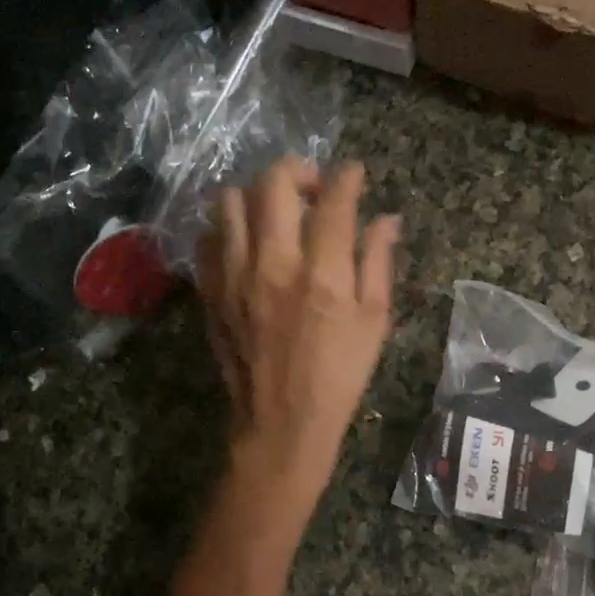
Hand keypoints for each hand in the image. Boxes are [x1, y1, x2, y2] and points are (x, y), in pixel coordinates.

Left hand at [198, 158, 399, 509]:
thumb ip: (378, 262)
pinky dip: (228, 227)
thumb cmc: (339, 376)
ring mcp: (233, 275)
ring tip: (275, 212)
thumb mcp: (374, 322)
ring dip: (258, 195)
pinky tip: (247, 243)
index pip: (334, 200)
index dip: (347, 176)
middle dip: (298, 171)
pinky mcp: (210, 291)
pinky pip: (208, 237)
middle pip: (274, 184)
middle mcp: (273, 263)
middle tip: (313, 188)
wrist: (281, 424)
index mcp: (323, 273)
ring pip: (231, 200)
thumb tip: (387, 220)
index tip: (354, 172)